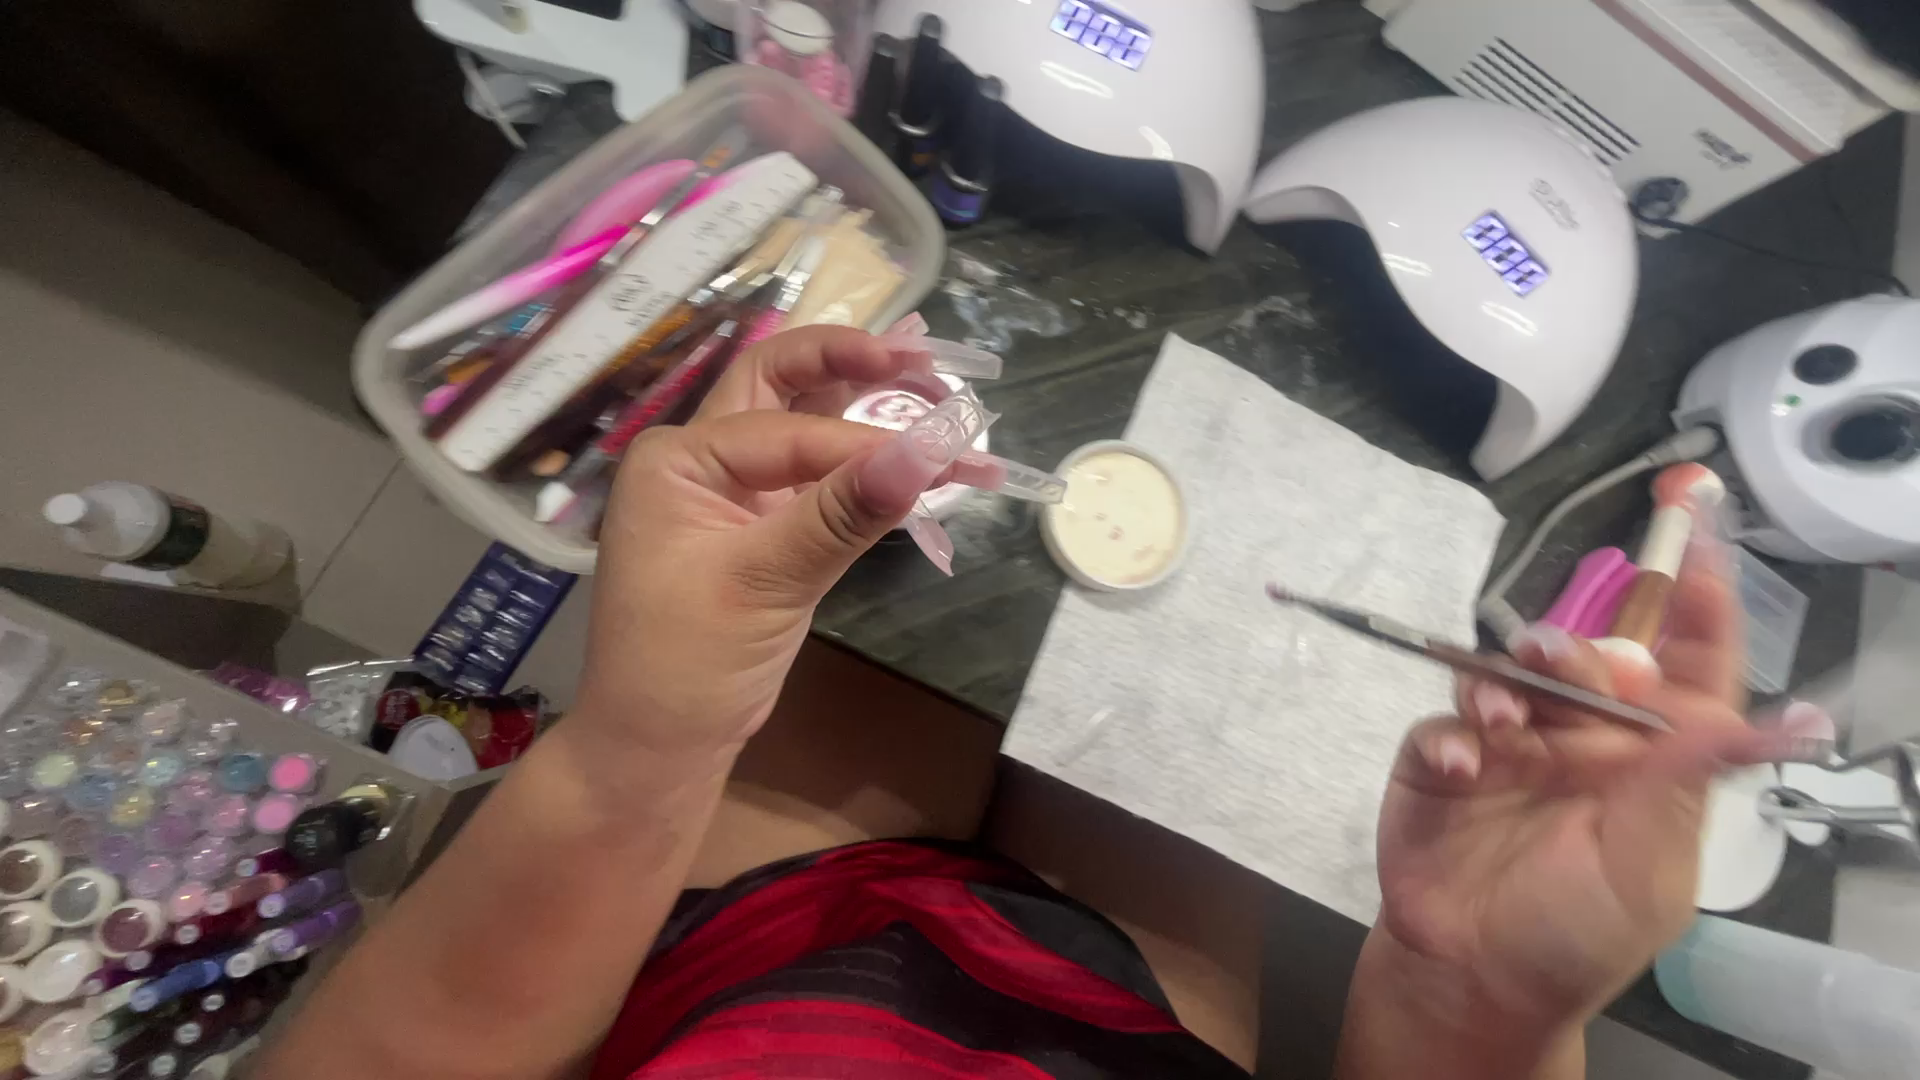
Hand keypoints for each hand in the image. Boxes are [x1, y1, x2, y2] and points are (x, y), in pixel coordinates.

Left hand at [574, 326, 978, 752]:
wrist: (663, 740)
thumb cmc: (686, 663)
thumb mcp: (762, 583)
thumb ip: (843, 514)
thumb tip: (928, 451)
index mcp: (680, 457)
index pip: (789, 429)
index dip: (866, 443)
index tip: (942, 456)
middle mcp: (706, 456)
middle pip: (782, 382)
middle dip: (850, 361)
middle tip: (922, 358)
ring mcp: (740, 490)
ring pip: (806, 421)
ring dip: (863, 400)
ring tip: (928, 383)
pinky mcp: (770, 524)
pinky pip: (822, 477)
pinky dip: (867, 463)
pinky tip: (909, 449)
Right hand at [1361, 532, 1803, 1059]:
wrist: (1473, 970)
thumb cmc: (1577, 928)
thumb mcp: (1649, 864)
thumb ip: (1683, 778)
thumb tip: (1777, 715)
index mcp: (1643, 764)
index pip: (1679, 670)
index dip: (1692, 605)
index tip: (1693, 537)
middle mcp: (1573, 743)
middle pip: (1578, 661)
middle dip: (1569, 647)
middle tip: (1556, 659)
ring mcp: (1500, 747)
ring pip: (1500, 679)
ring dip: (1502, 686)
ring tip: (1500, 724)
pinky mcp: (1436, 760)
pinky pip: (1440, 727)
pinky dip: (1450, 739)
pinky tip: (1460, 769)